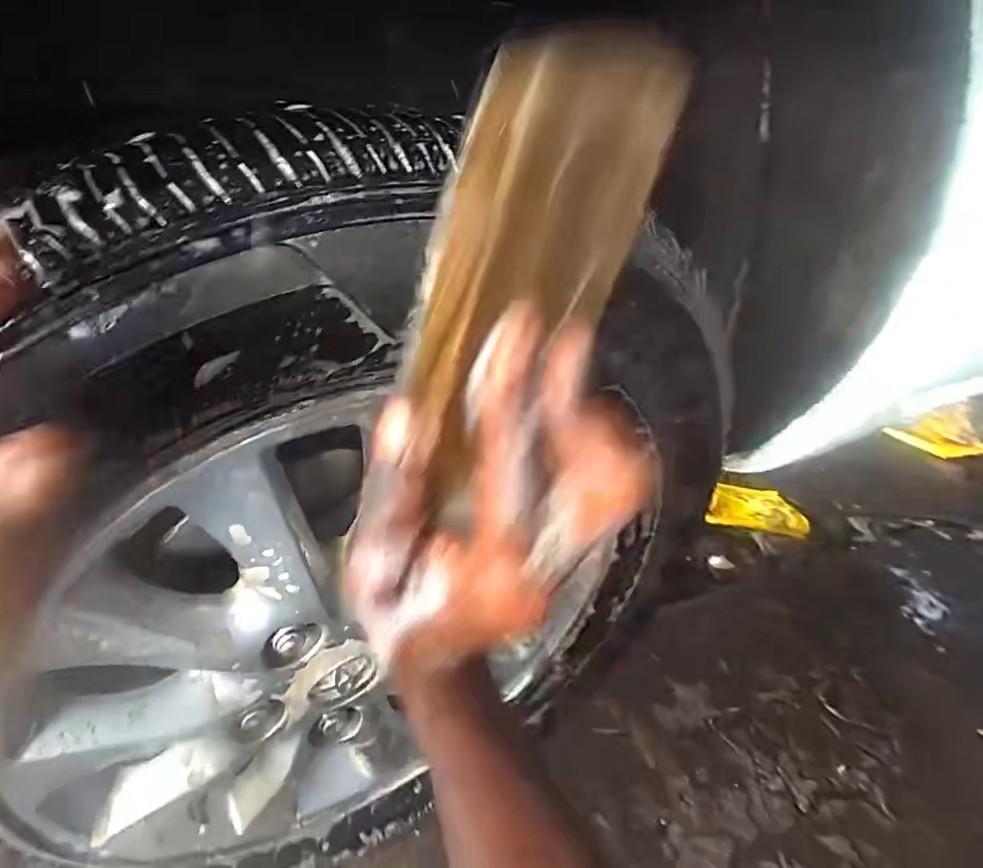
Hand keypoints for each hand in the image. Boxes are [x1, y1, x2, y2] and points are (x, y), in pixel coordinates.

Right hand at [344, 304, 654, 683]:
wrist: (439, 656)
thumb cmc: (397, 606)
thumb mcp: (374, 555)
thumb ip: (393, 485)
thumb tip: (406, 412)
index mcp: (491, 564)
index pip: (507, 465)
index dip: (510, 395)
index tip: (509, 338)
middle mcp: (548, 561)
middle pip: (576, 464)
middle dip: (550, 384)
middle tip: (533, 327)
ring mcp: (571, 558)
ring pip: (608, 477)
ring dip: (583, 408)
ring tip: (563, 351)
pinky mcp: (576, 546)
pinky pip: (605, 489)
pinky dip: (593, 437)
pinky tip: (567, 402)